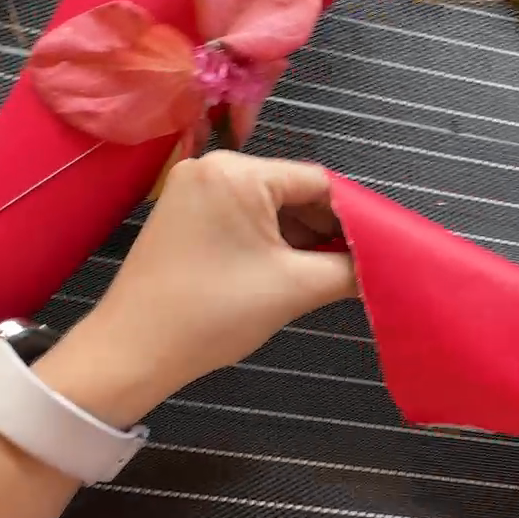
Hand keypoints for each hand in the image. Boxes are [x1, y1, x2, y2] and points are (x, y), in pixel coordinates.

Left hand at [37, 152, 354, 424]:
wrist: (135, 350)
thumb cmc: (216, 312)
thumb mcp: (295, 289)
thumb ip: (349, 271)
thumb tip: (383, 268)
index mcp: (239, 172)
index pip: (319, 182)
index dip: (356, 216)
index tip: (381, 248)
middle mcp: (214, 168)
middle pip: (294, 191)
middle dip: (328, 230)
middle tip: (359, 266)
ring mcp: (194, 191)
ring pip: (271, 208)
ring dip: (302, 240)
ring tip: (331, 274)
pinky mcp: (186, 216)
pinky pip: (245, 220)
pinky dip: (273, 243)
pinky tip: (293, 271)